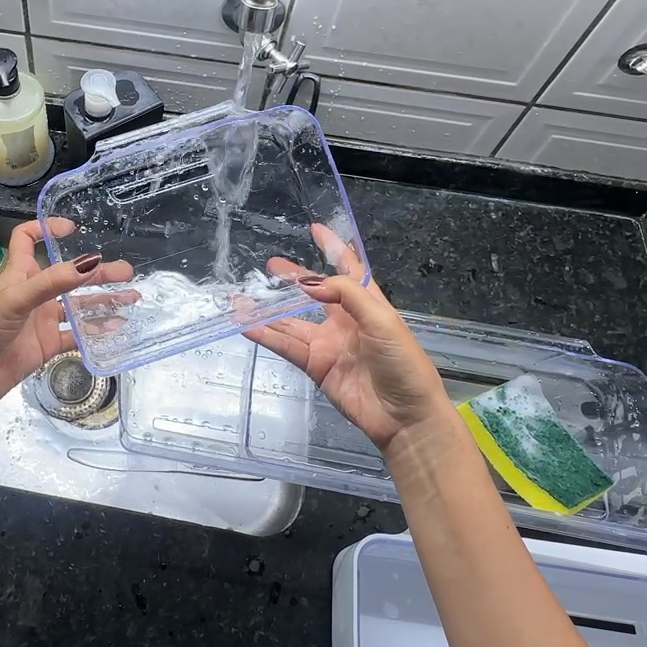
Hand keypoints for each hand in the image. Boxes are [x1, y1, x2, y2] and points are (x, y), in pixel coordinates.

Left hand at [0, 219, 133, 406]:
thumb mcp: (15, 300)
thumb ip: (53, 282)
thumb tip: (91, 263)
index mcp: (19, 273)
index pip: (28, 239)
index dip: (48, 228)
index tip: (74, 228)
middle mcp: (34, 293)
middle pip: (69, 275)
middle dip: (96, 272)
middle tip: (126, 272)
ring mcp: (42, 319)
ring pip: (78, 306)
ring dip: (103, 301)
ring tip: (131, 299)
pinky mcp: (47, 344)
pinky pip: (77, 335)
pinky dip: (96, 332)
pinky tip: (116, 329)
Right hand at [243, 225, 448, 455]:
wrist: (405, 417)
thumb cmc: (403, 363)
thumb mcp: (382, 320)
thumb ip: (346, 295)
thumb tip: (309, 284)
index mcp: (368, 304)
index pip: (348, 268)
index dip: (333, 248)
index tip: (315, 229)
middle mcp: (345, 321)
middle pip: (314, 293)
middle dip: (293, 279)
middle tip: (270, 266)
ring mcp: (328, 344)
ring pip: (292, 322)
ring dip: (268, 311)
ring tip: (242, 298)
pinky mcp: (316, 366)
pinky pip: (287, 347)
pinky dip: (266, 336)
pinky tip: (247, 326)